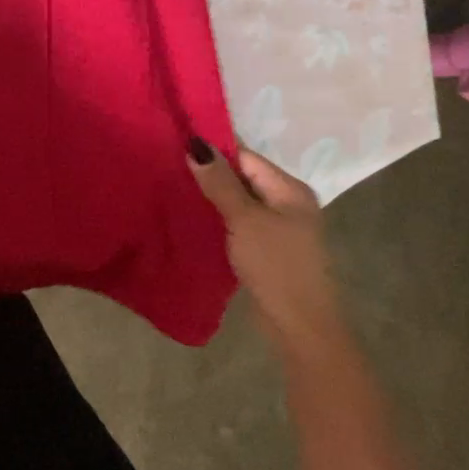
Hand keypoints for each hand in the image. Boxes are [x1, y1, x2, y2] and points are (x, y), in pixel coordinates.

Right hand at [188, 138, 344, 353]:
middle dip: (209, 172)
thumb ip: (219, 182)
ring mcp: (280, 226)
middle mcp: (288, 202)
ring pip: (239, 199)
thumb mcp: (244, 219)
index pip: (245, 157)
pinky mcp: (268, 246)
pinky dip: (219, 215)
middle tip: (168, 165)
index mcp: (290, 189)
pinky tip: (194, 215)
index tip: (175, 144)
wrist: (300, 325)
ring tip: (174, 186)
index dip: (212, 150)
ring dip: (212, 195)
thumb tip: (195, 144)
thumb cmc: (275, 265)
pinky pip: (239, 219)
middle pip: (243, 176)